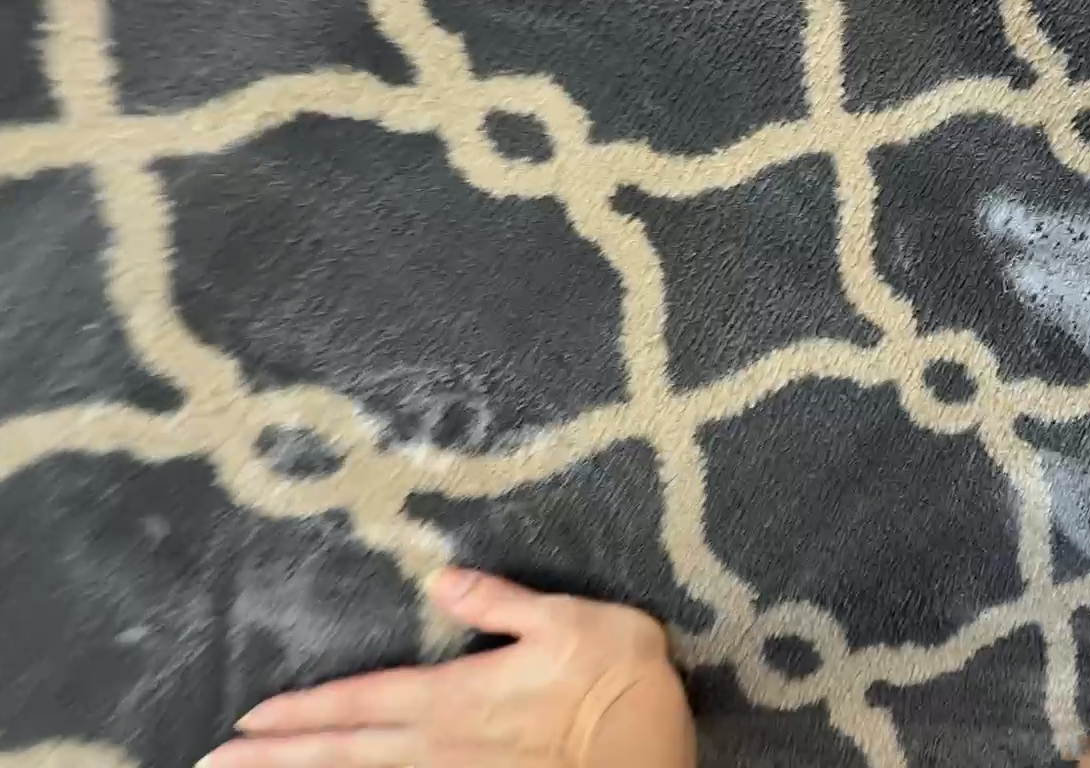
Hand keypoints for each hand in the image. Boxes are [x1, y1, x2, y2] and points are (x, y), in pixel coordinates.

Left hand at [199, 569, 695, 767]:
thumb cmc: (606, 666)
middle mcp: (440, 742)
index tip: (249, 719)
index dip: (307, 709)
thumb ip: (499, 602)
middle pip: (343, 751)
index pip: (364, 700)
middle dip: (275, 757)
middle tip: (213, 762)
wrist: (638, 736)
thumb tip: (443, 578)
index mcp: (457, 694)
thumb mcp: (562, 618)